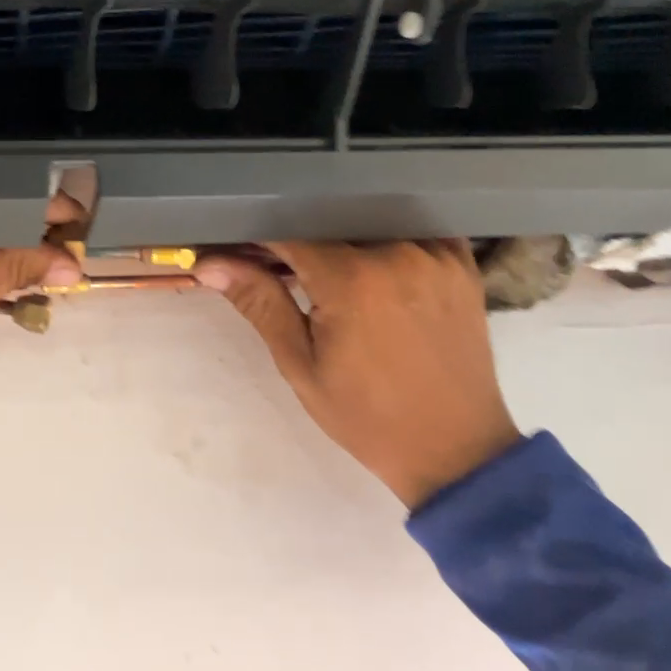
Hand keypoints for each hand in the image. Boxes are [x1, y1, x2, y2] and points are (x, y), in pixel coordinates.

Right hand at [193, 240, 519, 509]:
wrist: (456, 450)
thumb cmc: (367, 416)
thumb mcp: (301, 365)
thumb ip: (260, 303)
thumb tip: (210, 264)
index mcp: (353, 278)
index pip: (288, 232)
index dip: (256, 237)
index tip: (238, 249)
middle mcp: (397, 252)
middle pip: (329, 220)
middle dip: (298, 237)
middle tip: (279, 266)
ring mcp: (435, 253)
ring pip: (369, 220)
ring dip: (342, 236)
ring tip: (327, 268)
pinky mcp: (460, 262)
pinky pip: (412, 228)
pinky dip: (386, 237)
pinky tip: (373, 263)